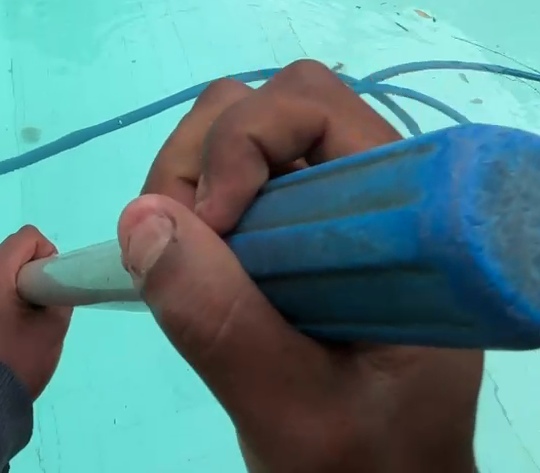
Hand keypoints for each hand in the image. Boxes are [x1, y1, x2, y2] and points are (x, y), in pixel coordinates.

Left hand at [0, 225, 72, 398]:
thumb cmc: (19, 359)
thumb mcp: (53, 326)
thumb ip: (61, 294)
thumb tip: (56, 285)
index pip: (27, 237)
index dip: (47, 251)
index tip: (54, 281)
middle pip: (13, 248)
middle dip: (35, 264)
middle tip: (48, 295)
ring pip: (4, 266)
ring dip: (23, 278)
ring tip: (35, 311)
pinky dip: (11, 290)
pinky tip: (20, 320)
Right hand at [119, 59, 482, 472]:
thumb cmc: (370, 461)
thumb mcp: (297, 411)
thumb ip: (224, 324)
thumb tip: (140, 219)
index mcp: (399, 207)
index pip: (316, 106)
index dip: (249, 140)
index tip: (214, 225)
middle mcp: (362, 180)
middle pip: (267, 101)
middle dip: (205, 155)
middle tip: (187, 243)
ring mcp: (322, 194)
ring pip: (235, 125)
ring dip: (188, 177)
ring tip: (185, 259)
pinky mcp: (288, 214)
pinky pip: (222, 168)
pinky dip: (188, 198)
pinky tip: (193, 260)